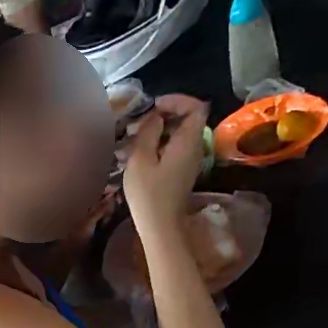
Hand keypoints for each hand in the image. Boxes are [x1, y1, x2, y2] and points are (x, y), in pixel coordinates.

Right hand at [119, 95, 208, 230]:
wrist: (160, 227)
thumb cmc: (149, 194)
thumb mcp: (141, 159)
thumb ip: (149, 131)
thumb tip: (155, 116)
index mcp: (188, 141)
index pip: (195, 107)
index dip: (176, 100)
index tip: (154, 106)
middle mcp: (194, 148)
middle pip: (186, 120)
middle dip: (162, 115)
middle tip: (137, 124)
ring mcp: (189, 161)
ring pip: (177, 134)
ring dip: (157, 131)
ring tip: (132, 138)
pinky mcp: (181, 171)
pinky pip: (173, 148)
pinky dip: (158, 144)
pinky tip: (137, 153)